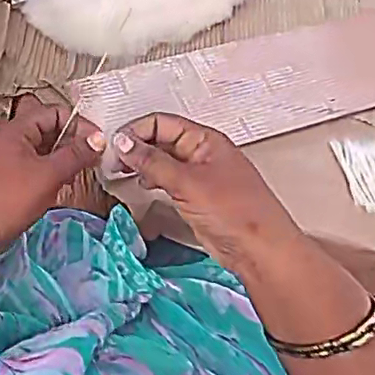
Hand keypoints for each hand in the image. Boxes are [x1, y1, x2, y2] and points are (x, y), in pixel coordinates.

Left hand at [0, 101, 102, 245]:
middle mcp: (12, 138)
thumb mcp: (48, 174)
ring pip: (46, 149)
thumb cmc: (10, 198)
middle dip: (73, 141)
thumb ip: (75, 154)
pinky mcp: (12, 177)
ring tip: (81, 172)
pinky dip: (54, 171)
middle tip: (94, 158)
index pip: (54, 112)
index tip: (99, 142)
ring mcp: (11, 158)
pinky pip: (38, 165)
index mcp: (17, 129)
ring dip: (65, 157)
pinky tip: (64, 184)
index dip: (78, 123)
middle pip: (50, 129)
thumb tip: (99, 139)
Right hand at [111, 114, 306, 270]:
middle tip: (113, 161)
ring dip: (140, 163)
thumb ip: (151, 161)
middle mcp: (200, 153)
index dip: (135, 131)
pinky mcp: (194, 195)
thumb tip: (124, 143)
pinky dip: (149, 179)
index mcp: (204, 139)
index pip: (161, 123)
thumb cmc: (236, 213)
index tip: (114, 147)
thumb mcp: (186, 182)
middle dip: (134, 147)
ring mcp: (197, 174)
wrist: (261, 252)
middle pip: (159, 139)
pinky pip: (165, 178)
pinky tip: (141, 185)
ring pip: (160, 159)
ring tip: (121, 172)